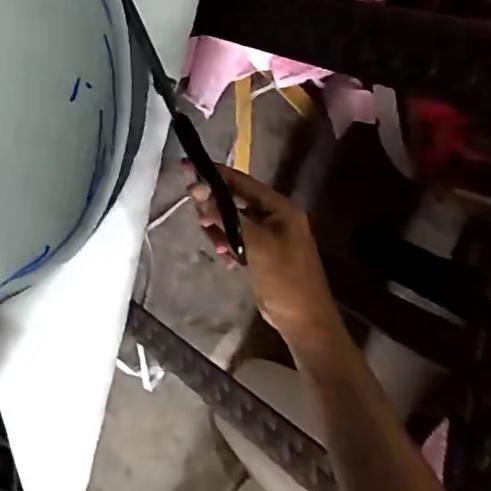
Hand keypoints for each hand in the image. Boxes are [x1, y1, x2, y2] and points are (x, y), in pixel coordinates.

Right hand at [187, 162, 344, 350]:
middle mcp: (274, 215)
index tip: (186, 167)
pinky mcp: (260, 249)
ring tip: (216, 246)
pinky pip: (234, 235)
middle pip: (233, 198)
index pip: (240, 180)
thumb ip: (225, 214)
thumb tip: (197, 189)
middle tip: (200, 219)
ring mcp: (267, 232)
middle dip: (214, 206)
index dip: (213, 173)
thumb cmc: (284, 279)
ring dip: (218, 228)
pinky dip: (225, 242)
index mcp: (280, 207)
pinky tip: (225, 258)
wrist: (304, 323)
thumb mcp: (254, 243)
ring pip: (230, 217)